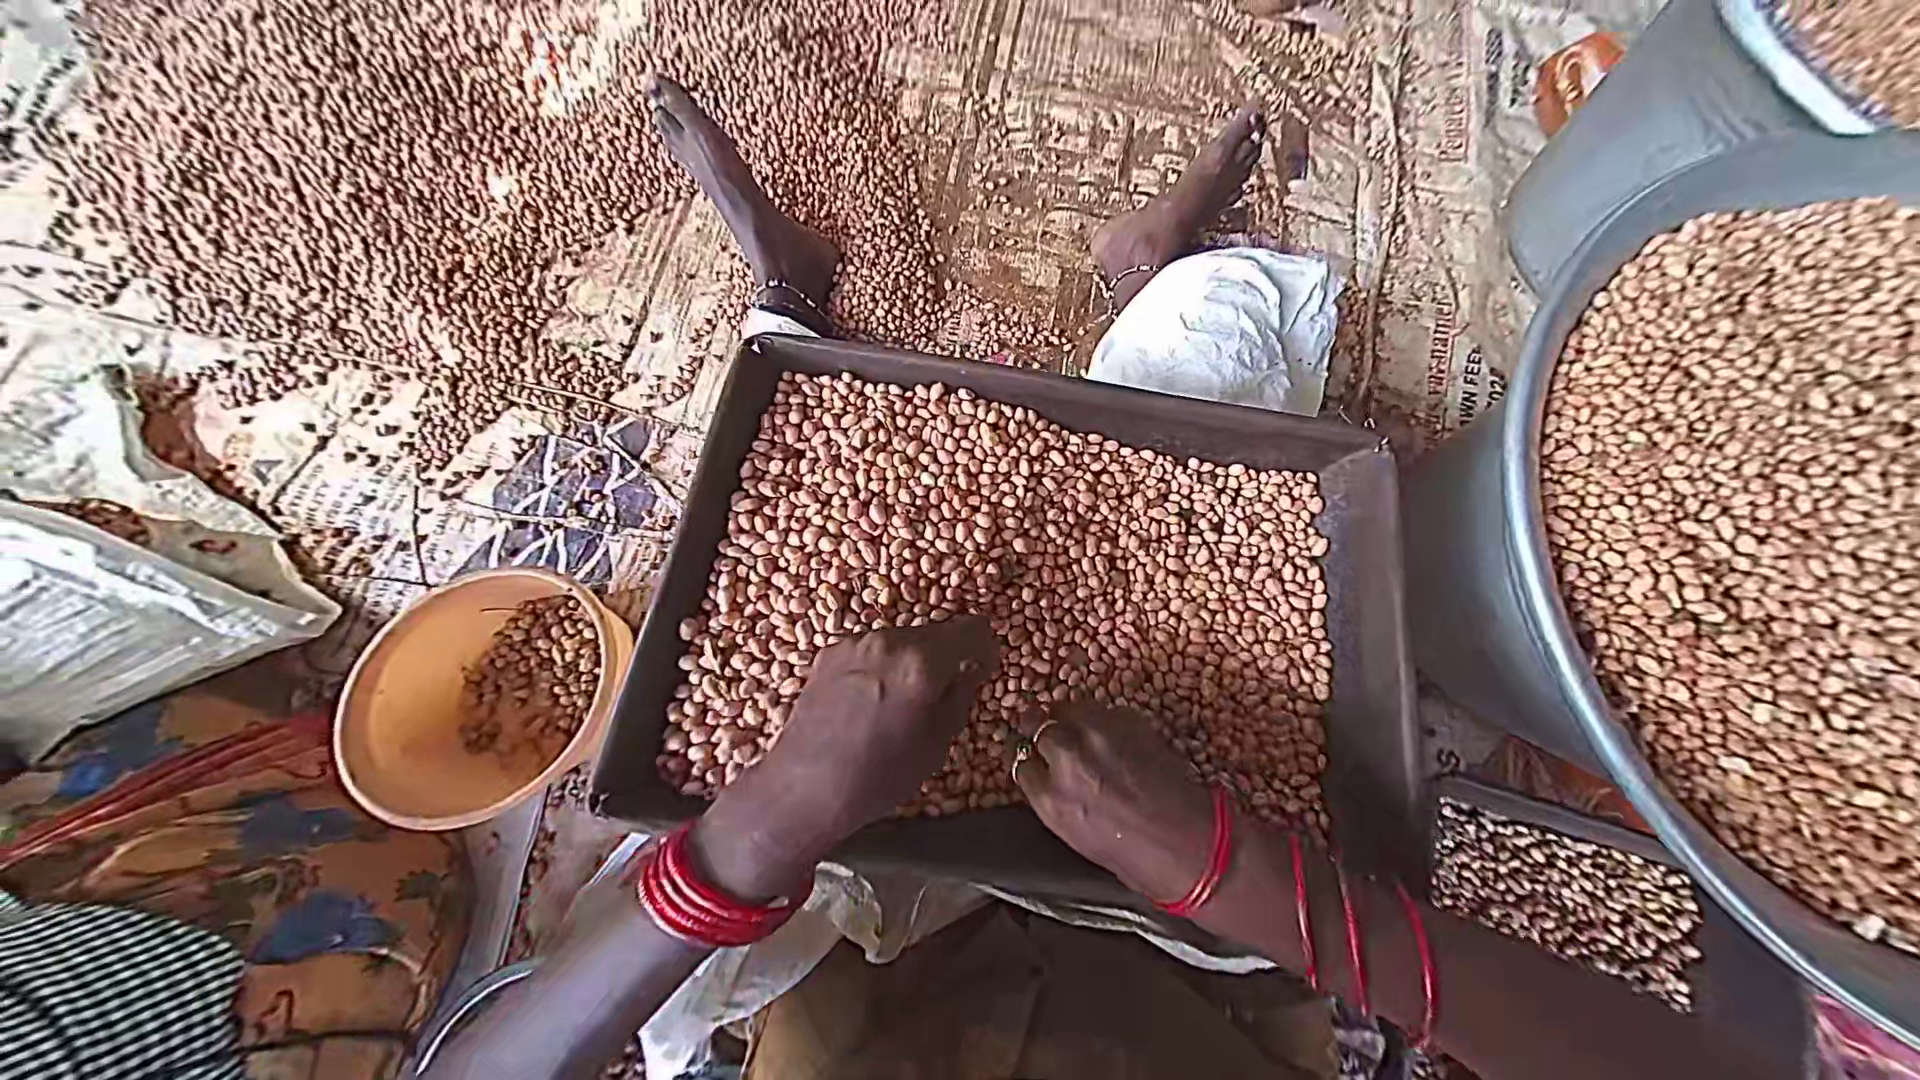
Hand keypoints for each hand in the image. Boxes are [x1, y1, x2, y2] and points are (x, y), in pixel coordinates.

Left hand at [692, 617, 998, 898]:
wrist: (804, 787)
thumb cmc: (880, 774)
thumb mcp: (937, 742)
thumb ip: (961, 694)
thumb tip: (971, 669)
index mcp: (922, 662)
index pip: (971, 629)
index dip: (984, 646)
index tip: (983, 665)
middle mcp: (889, 640)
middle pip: (934, 633)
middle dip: (946, 656)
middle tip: (943, 691)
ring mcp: (855, 643)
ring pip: (901, 640)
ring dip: (911, 660)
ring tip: (901, 702)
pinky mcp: (830, 652)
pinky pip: (872, 649)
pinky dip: (882, 665)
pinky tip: (871, 700)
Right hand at [1013, 701, 1216, 904]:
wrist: (1194, 847)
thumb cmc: (1136, 858)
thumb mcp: (1076, 835)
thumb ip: (1055, 799)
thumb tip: (1049, 775)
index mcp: (1050, 798)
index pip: (1022, 762)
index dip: (1030, 757)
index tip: (1036, 757)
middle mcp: (1067, 760)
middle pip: (1039, 726)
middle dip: (1042, 728)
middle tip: (1049, 732)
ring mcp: (1098, 736)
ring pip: (1068, 708)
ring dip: (1069, 716)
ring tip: (1078, 727)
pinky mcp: (1127, 721)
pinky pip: (1102, 711)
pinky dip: (1102, 720)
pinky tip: (1112, 736)